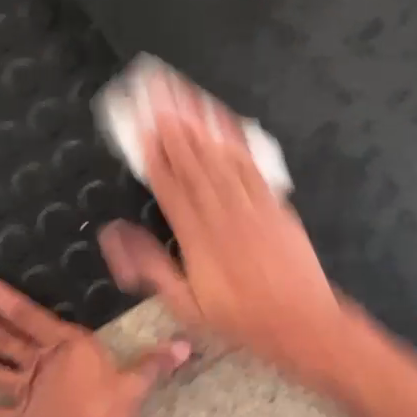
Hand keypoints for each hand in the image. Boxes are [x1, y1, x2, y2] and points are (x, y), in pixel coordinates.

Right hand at [97, 71, 356, 381]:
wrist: (301, 322)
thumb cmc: (241, 319)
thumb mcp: (187, 305)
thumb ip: (151, 267)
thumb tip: (115, 235)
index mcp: (197, 237)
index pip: (169, 186)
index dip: (154, 154)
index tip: (139, 126)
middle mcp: (223, 214)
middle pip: (194, 163)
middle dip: (173, 127)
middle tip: (155, 95)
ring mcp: (252, 206)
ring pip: (221, 158)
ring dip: (200, 126)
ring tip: (181, 97)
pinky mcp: (276, 205)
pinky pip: (252, 167)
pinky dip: (236, 143)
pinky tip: (224, 124)